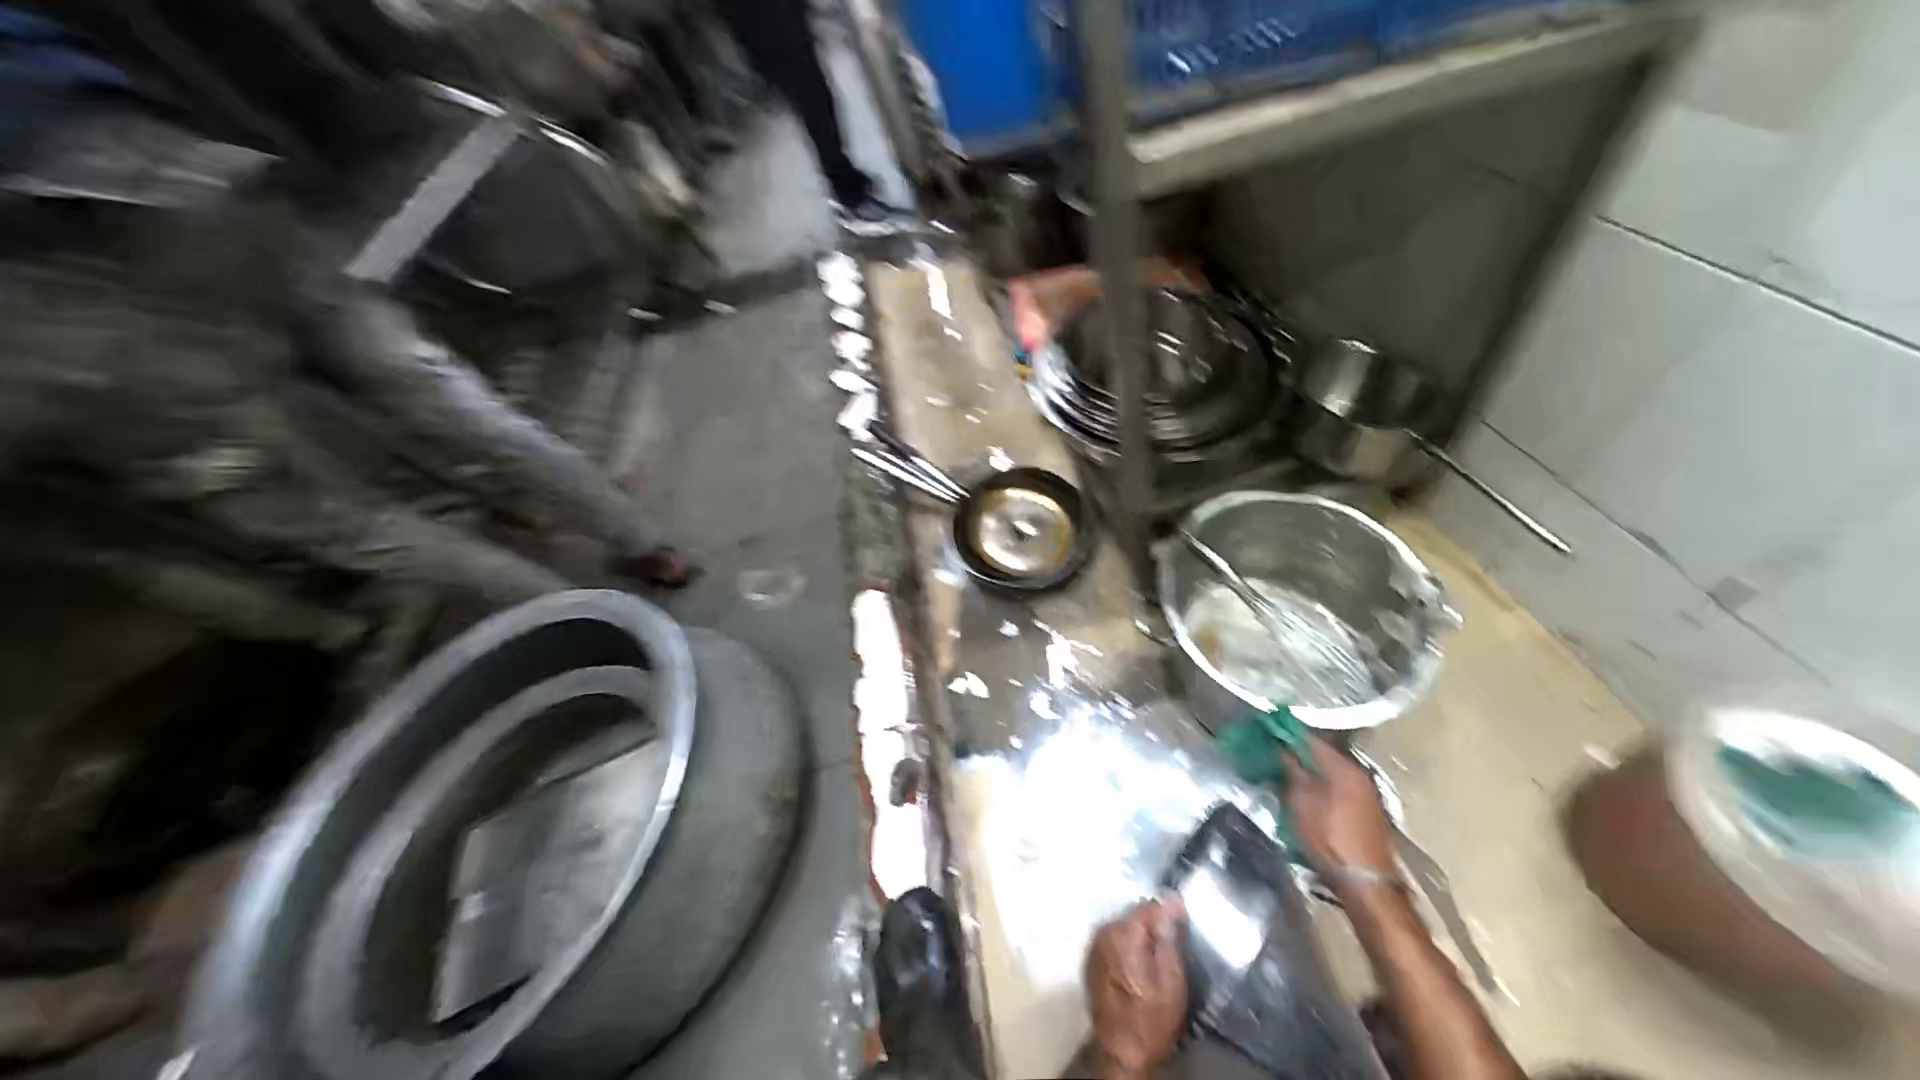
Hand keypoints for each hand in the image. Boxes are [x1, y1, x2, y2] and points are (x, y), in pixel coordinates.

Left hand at [1086, 898, 1186, 1078]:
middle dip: (1152, 928)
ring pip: (1123, 927)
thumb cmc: (1151, 1018)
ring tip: (1154, 963)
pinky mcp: (1091, 959)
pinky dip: (1125, 948)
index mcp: (1123, 932)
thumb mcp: (1171, 979)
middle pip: (1134, 915)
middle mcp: (1103, 931)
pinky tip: (1136, 969)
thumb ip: (1169, 935)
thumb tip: (1172, 900)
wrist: (1121, 1052)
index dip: (1168, 916)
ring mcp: (1094, 945)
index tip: (1181, 933)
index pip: (1149, 906)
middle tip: (1168, 953)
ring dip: (1138, 938)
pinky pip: (1112, 941)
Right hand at [1284, 737, 1395, 876]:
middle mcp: (1359, 774)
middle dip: (1295, 753)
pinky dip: (1319, 785)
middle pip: (1321, 754)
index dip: (1285, 734)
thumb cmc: (1329, 837)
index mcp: (1343, 766)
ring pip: (1329, 771)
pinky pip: (1337, 787)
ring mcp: (1365, 793)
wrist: (1365, 882)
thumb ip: (1291, 770)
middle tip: (1270, 756)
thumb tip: (1281, 749)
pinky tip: (1304, 795)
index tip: (1264, 733)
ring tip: (1282, 776)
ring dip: (1307, 771)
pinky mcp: (1366, 811)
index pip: (1309, 738)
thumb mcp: (1301, 801)